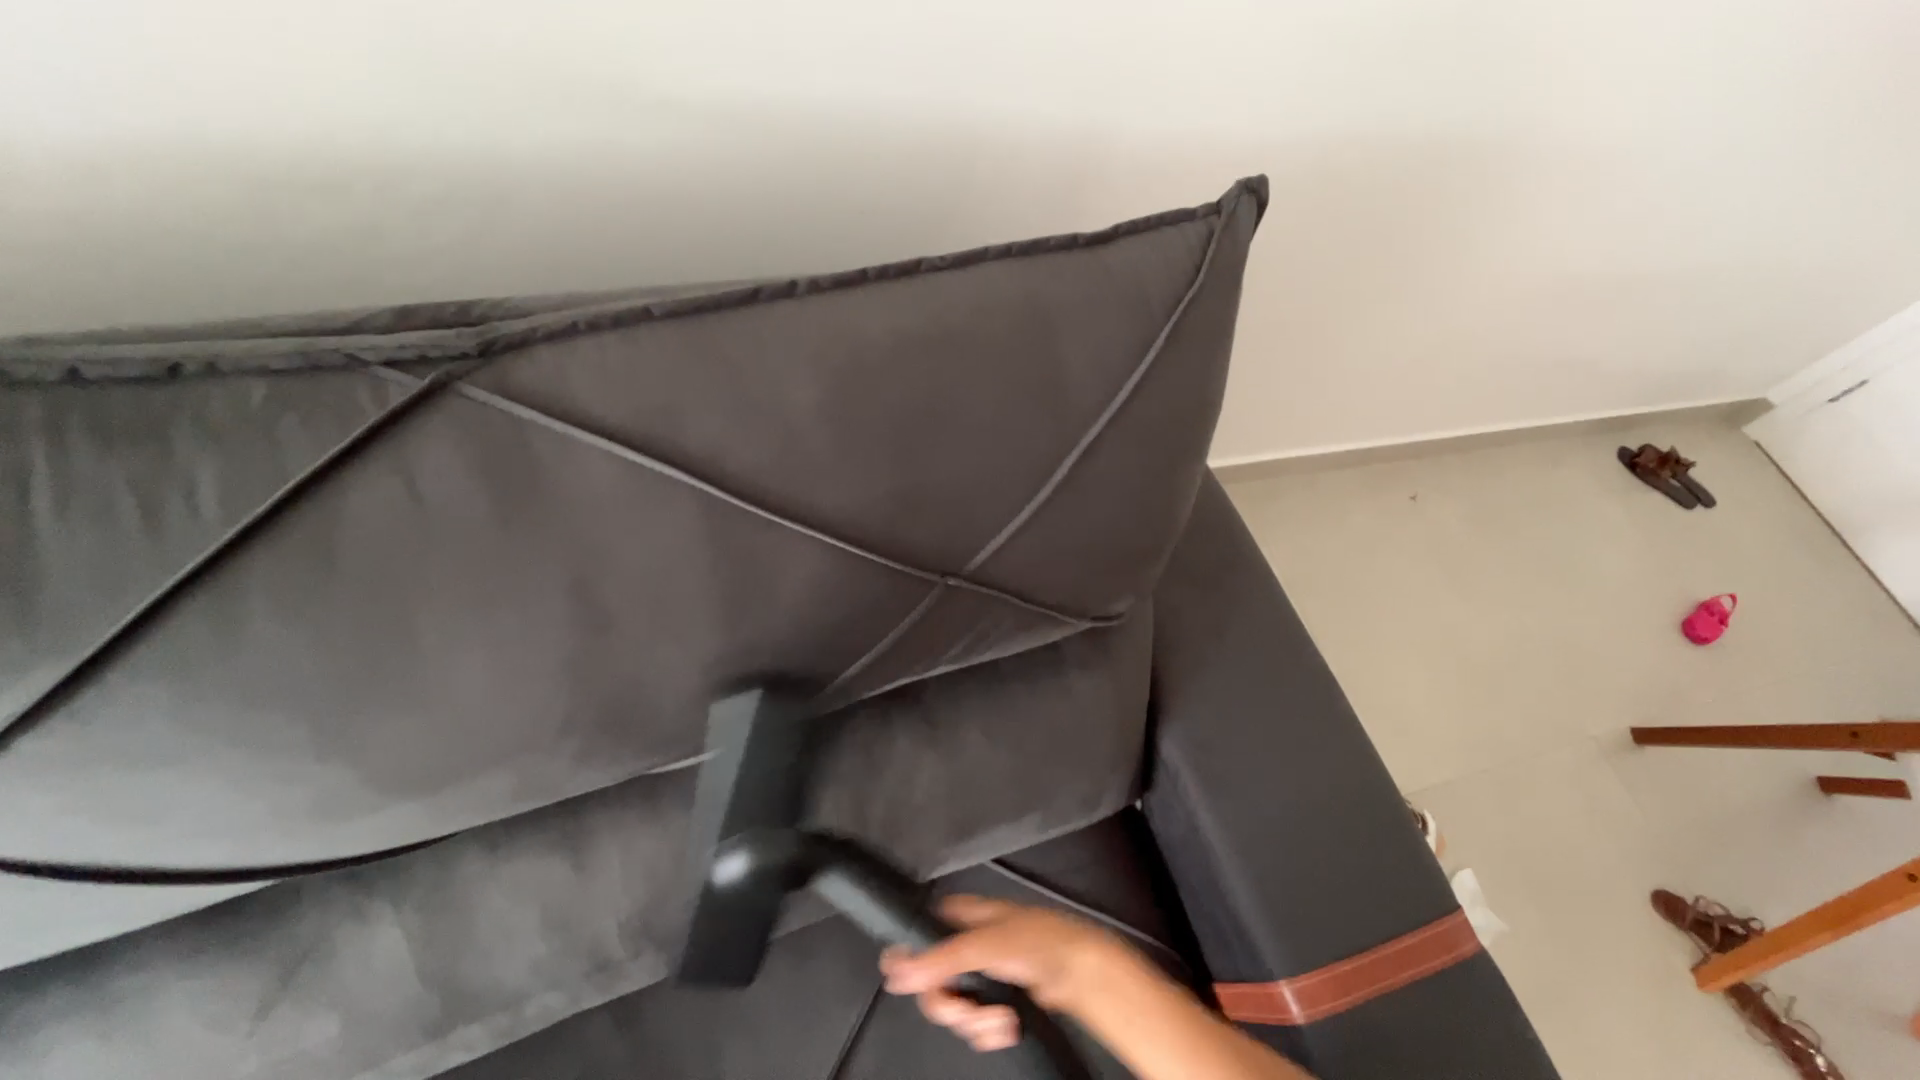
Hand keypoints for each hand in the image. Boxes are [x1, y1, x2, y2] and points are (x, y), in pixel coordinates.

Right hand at [878, 895, 1119, 1051]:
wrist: (1083, 973)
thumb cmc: (1044, 940)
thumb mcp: (985, 945)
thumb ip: (940, 958)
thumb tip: (899, 970)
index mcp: (964, 917)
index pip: (923, 933)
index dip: (913, 956)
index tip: (912, 978)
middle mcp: (972, 945)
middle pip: (934, 980)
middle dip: (948, 1002)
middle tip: (962, 1009)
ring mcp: (986, 975)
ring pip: (955, 1006)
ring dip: (972, 1021)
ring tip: (996, 1019)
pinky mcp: (999, 1002)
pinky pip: (976, 1023)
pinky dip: (987, 1031)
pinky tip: (1004, 1027)